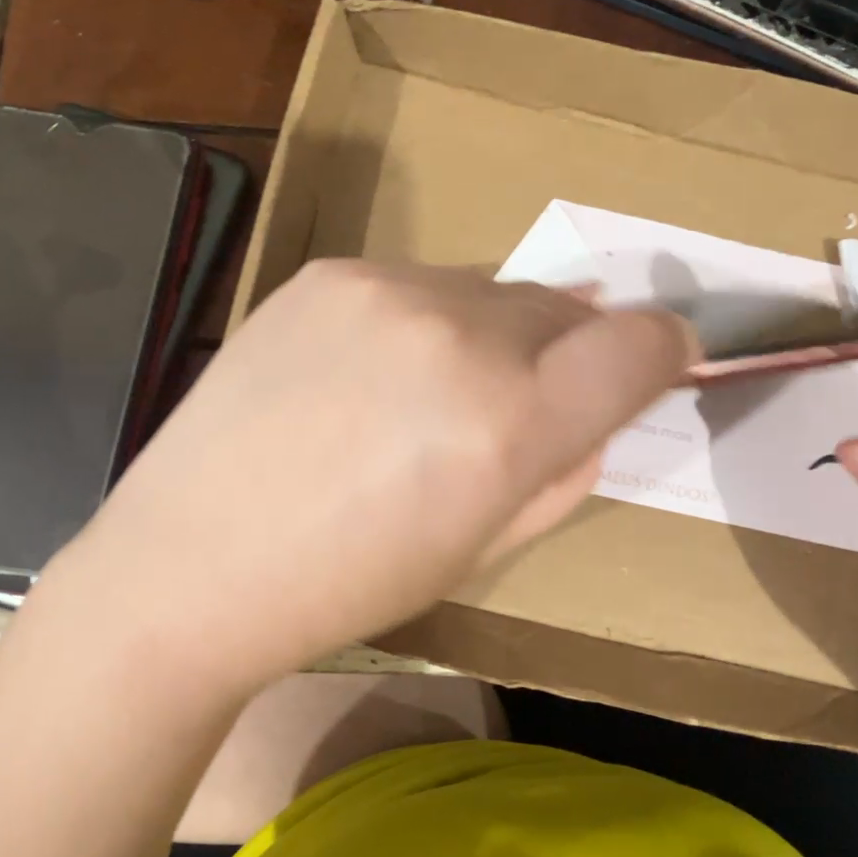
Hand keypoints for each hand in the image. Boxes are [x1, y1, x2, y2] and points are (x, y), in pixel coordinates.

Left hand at [41, 260, 695, 688]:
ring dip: (493, 334)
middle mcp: (461, 336)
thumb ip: (563, 470)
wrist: (193, 561)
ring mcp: (389, 290)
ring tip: (428, 392)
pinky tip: (367, 373)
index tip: (656, 365)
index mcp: (509, 424)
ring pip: (492, 291)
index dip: (664, 351)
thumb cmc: (348, 585)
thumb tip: (600, 410)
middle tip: (518, 402)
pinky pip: (420, 283)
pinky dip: (424, 321)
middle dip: (569, 351)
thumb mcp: (484, 550)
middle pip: (569, 308)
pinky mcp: (330, 271)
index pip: (641, 344)